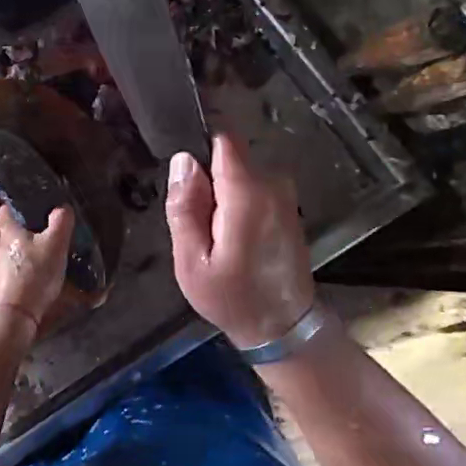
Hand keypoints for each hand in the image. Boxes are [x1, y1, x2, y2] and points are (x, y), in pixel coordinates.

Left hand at [0, 206, 72, 329]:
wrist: (11, 316)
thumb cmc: (32, 275)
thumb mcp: (55, 246)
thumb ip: (60, 222)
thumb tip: (61, 207)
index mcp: (3, 225)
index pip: (12, 205)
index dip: (28, 206)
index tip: (44, 213)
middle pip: (11, 226)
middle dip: (27, 228)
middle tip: (48, 234)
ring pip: (9, 245)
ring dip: (23, 247)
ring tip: (43, 254)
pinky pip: (7, 263)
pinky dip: (18, 263)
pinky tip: (31, 272)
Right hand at [165, 134, 314, 347]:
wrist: (283, 327)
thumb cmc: (231, 297)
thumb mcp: (191, 261)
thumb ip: (184, 207)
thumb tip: (182, 160)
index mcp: (248, 194)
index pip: (223, 138)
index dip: (197, 144)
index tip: (179, 173)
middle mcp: (272, 184)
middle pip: (226, 156)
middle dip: (203, 178)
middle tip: (191, 221)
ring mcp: (283, 194)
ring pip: (236, 171)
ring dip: (216, 192)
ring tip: (206, 232)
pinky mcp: (285, 204)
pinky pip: (249, 186)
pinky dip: (232, 202)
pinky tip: (225, 235)